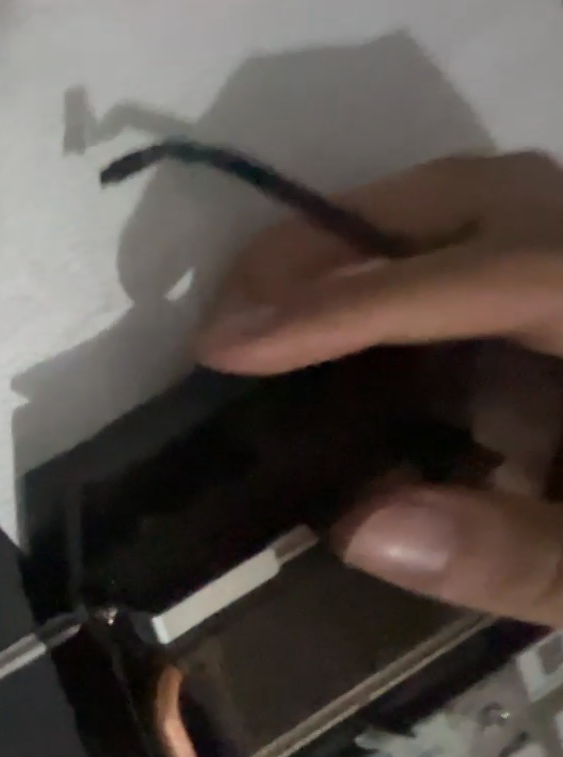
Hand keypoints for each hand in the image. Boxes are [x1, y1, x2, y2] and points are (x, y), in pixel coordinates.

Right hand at [197, 151, 562, 625]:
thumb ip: (523, 555)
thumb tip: (364, 527)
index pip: (509, 277)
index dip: (357, 306)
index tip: (225, 349)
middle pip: (481, 201)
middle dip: (329, 249)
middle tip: (228, 323)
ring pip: (465, 215)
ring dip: (341, 260)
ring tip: (251, 326)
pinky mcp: (544, 316)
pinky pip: (454, 262)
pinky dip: (365, 289)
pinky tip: (304, 347)